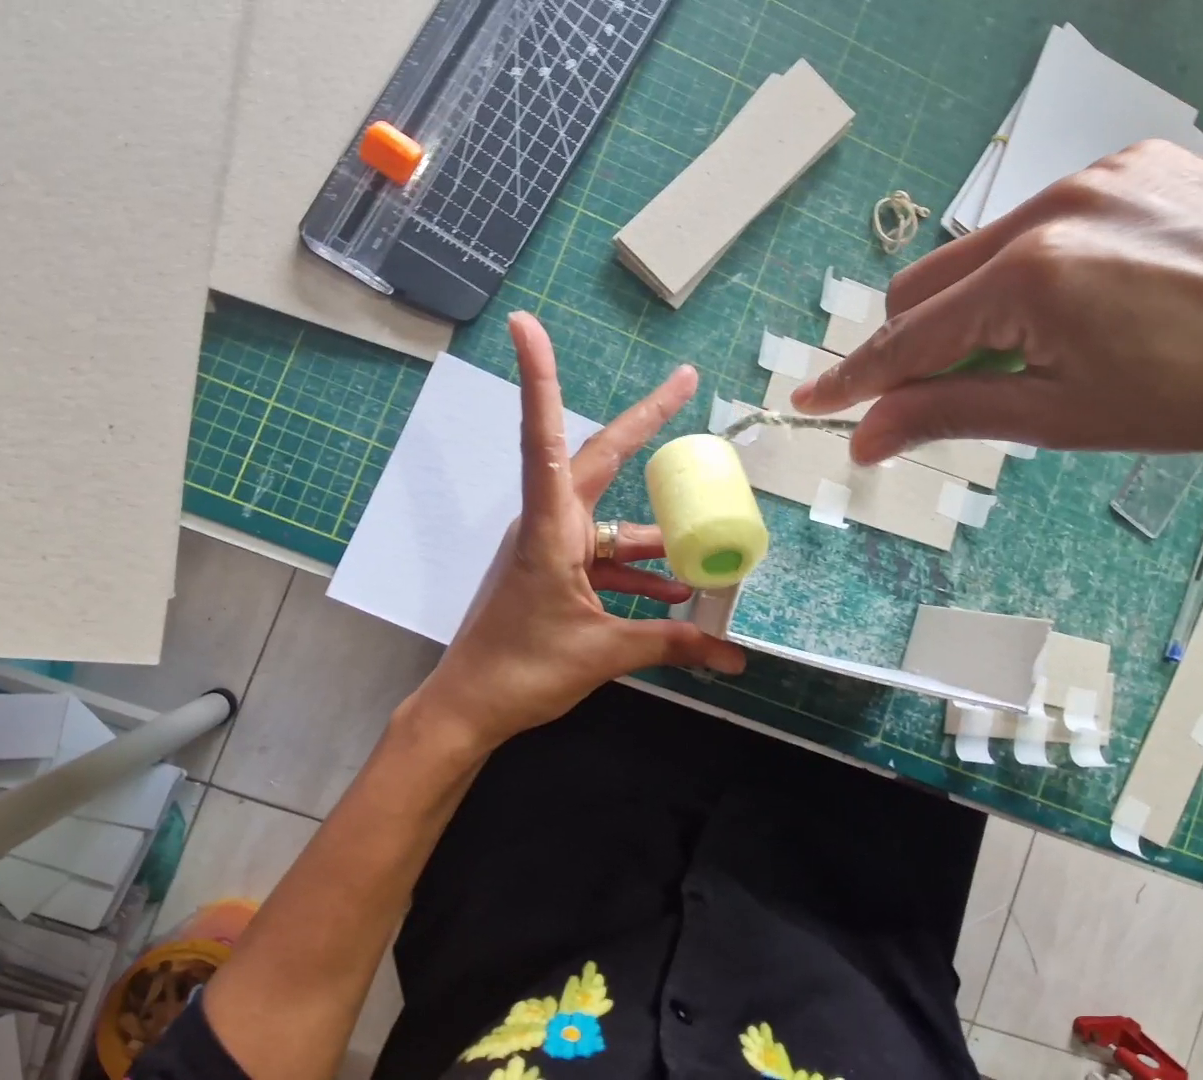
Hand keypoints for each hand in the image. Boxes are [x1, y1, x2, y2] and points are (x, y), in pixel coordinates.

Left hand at [402, 313, 745, 753]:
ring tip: (706, 547)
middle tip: (684, 385)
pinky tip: (675, 594)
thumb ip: (672, 645)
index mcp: (549, 528)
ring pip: (611, 520)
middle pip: (600, 461)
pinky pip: (603, 557)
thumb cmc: (522, 672)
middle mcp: (548, 524)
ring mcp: (550, 548)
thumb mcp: (604, 653)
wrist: (469, 709)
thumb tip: (733, 655)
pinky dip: (637, 570)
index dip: (539, 378)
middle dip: (645, 425)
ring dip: (655, 534)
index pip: (544, 437)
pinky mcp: (553, 574)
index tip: (527, 323)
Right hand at [791, 140, 1202, 482]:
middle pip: (927, 285)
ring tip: (1043, 348)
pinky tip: (1090, 301)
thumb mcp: (1058, 418)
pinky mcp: (1145, 165)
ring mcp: (1103, 177)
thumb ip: (947, 414)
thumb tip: (868, 435)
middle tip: (944, 391)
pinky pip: (1047, 218)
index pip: (907, 338)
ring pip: (982, 249)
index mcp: (1031, 276)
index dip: (853, 379)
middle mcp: (1056, 206)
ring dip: (978, 305)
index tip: (812, 402)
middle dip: (917, 344)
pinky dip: (1036, 267)